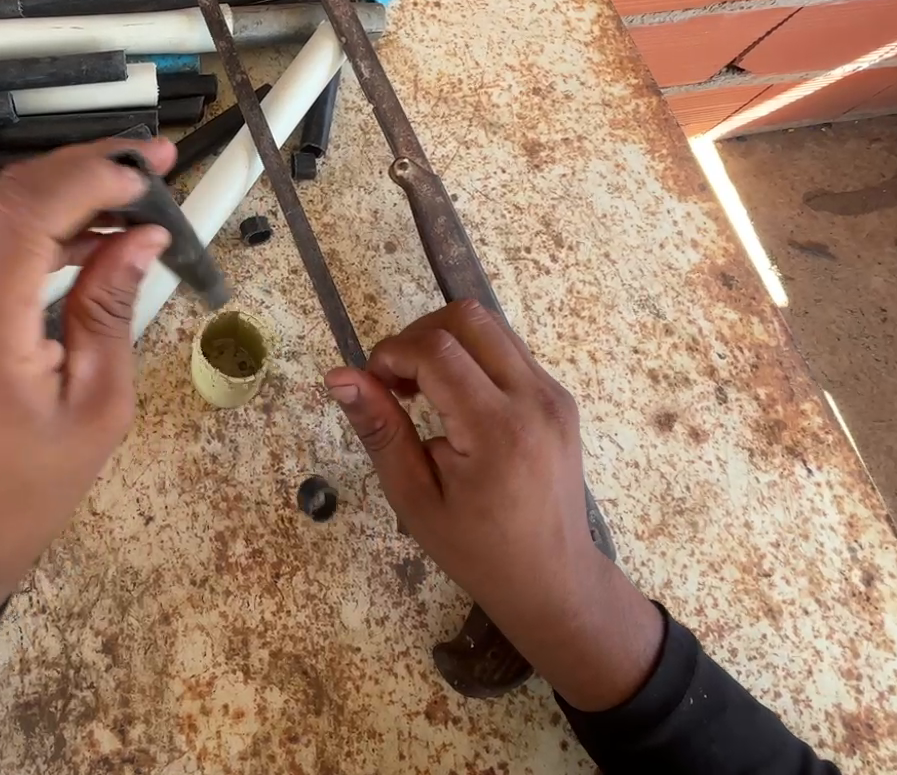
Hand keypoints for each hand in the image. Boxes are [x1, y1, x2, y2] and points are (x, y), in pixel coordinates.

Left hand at [0, 137, 174, 619]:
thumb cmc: (25, 495)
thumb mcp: (94, 408)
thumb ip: (111, 309)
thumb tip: (142, 239)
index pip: (28, 210)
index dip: (92, 175)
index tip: (150, 171)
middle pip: (6, 199)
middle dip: (82, 170)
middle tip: (150, 166)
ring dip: (60, 199)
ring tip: (129, 200)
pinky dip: (32, 235)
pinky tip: (83, 239)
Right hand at [324, 301, 662, 710]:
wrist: (554, 579)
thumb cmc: (476, 549)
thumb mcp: (413, 497)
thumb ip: (379, 429)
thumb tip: (338, 376)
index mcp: (498, 430)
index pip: (436, 350)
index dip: (391, 353)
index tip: (373, 384)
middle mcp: (534, 398)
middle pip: (466, 318)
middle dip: (416, 335)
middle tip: (395, 380)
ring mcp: (552, 393)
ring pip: (487, 324)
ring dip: (442, 340)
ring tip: (420, 386)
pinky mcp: (557, 395)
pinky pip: (504, 347)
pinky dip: (467, 355)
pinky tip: (451, 397)